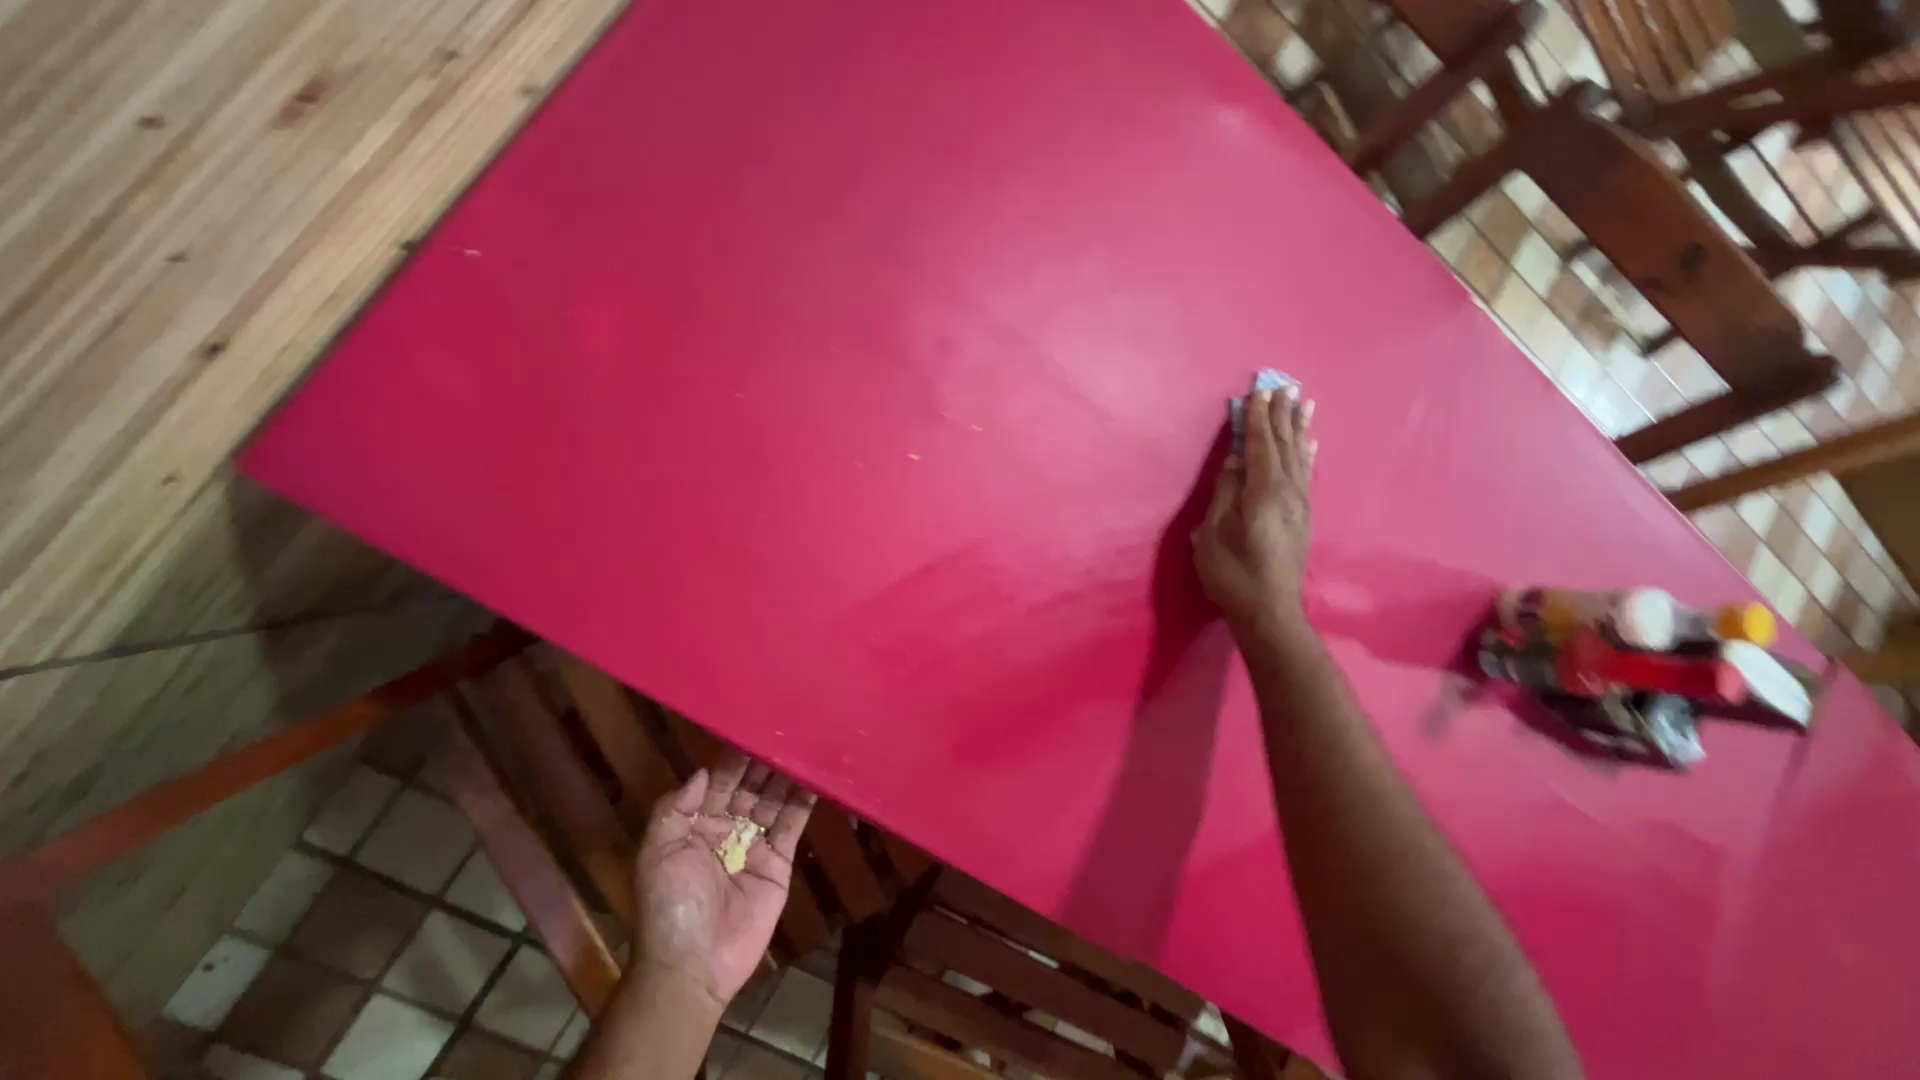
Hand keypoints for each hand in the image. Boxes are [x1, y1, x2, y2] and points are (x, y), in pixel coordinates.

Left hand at [632, 753, 815, 1007]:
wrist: (693, 965)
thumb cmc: (670, 907)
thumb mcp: (657, 853)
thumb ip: (675, 809)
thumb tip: (704, 771)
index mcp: (694, 825)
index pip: (718, 783)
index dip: (733, 759)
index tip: (751, 729)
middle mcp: (725, 829)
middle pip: (749, 787)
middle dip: (764, 762)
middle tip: (786, 731)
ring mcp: (754, 846)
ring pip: (772, 801)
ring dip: (786, 776)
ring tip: (804, 746)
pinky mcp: (779, 863)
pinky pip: (792, 827)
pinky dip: (803, 803)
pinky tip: (815, 779)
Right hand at [1193, 378, 1315, 636]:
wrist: (1268, 610)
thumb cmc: (1232, 573)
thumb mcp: (1213, 534)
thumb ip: (1224, 494)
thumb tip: (1235, 463)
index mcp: (1263, 493)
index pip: (1259, 447)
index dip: (1257, 420)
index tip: (1257, 393)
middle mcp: (1288, 492)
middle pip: (1284, 446)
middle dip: (1281, 415)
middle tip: (1284, 386)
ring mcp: (1299, 504)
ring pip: (1300, 456)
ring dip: (1298, 428)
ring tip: (1304, 403)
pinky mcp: (1302, 517)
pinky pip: (1306, 473)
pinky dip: (1307, 454)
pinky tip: (1311, 444)